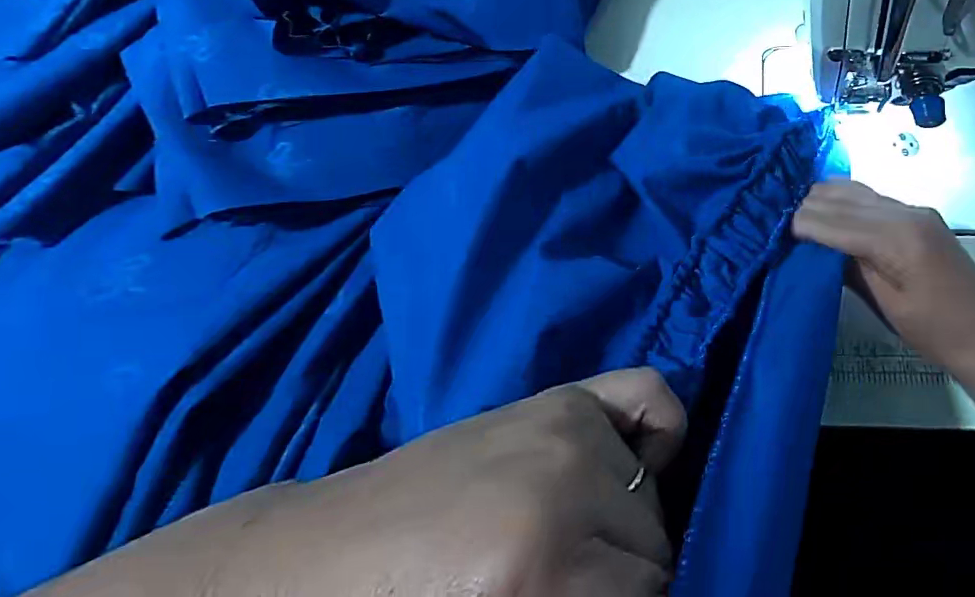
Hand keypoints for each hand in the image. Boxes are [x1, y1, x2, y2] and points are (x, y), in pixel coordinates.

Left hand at [33, 368, 686, 596]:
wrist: (313, 572)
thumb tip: (643, 585)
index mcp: (540, 573)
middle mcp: (564, 485)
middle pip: (656, 557)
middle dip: (624, 589)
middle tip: (567, 593)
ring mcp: (562, 428)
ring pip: (652, 504)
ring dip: (628, 539)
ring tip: (571, 554)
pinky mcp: (557, 397)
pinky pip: (651, 399)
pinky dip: (662, 434)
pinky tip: (636, 464)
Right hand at [793, 179, 974, 375]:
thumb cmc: (935, 332)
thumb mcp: (885, 304)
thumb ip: (848, 267)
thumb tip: (811, 245)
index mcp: (898, 237)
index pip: (834, 219)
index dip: (800, 223)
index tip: (770, 229)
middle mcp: (906, 212)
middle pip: (841, 198)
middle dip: (806, 207)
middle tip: (776, 221)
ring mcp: (914, 209)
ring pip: (854, 190)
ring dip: (823, 200)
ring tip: (795, 214)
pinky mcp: (917, 214)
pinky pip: (870, 198)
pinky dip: (844, 202)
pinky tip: (826, 212)